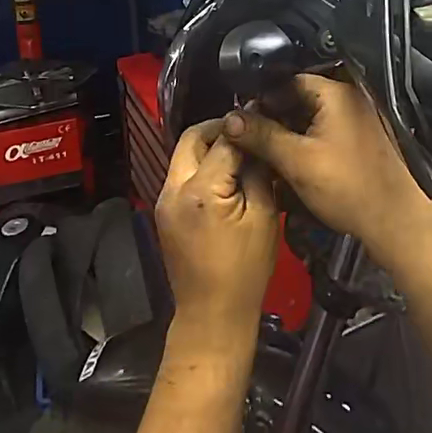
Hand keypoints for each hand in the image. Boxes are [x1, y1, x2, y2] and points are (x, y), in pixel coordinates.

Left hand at [156, 117, 279, 337]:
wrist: (213, 316)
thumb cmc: (245, 270)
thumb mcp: (263, 215)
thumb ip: (258, 171)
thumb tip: (258, 140)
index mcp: (200, 190)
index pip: (224, 139)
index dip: (247, 126)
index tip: (267, 116)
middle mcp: (173, 188)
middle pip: (192, 137)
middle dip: (220, 128)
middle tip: (249, 133)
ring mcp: (164, 200)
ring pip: (184, 154)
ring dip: (210, 146)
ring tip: (241, 154)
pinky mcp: (164, 211)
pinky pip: (182, 173)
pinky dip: (202, 165)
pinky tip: (228, 175)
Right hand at [223, 74, 431, 259]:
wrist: (393, 221)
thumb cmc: (350, 189)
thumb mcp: (296, 161)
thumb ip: (262, 136)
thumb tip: (232, 119)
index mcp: (337, 92)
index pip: (288, 81)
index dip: (262, 99)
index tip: (244, 119)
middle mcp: (350, 97)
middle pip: (299, 98)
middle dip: (274, 118)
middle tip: (252, 139)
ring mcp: (358, 117)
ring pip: (311, 116)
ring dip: (289, 132)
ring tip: (270, 154)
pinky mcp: (360, 138)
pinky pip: (325, 130)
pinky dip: (307, 142)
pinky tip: (294, 162)